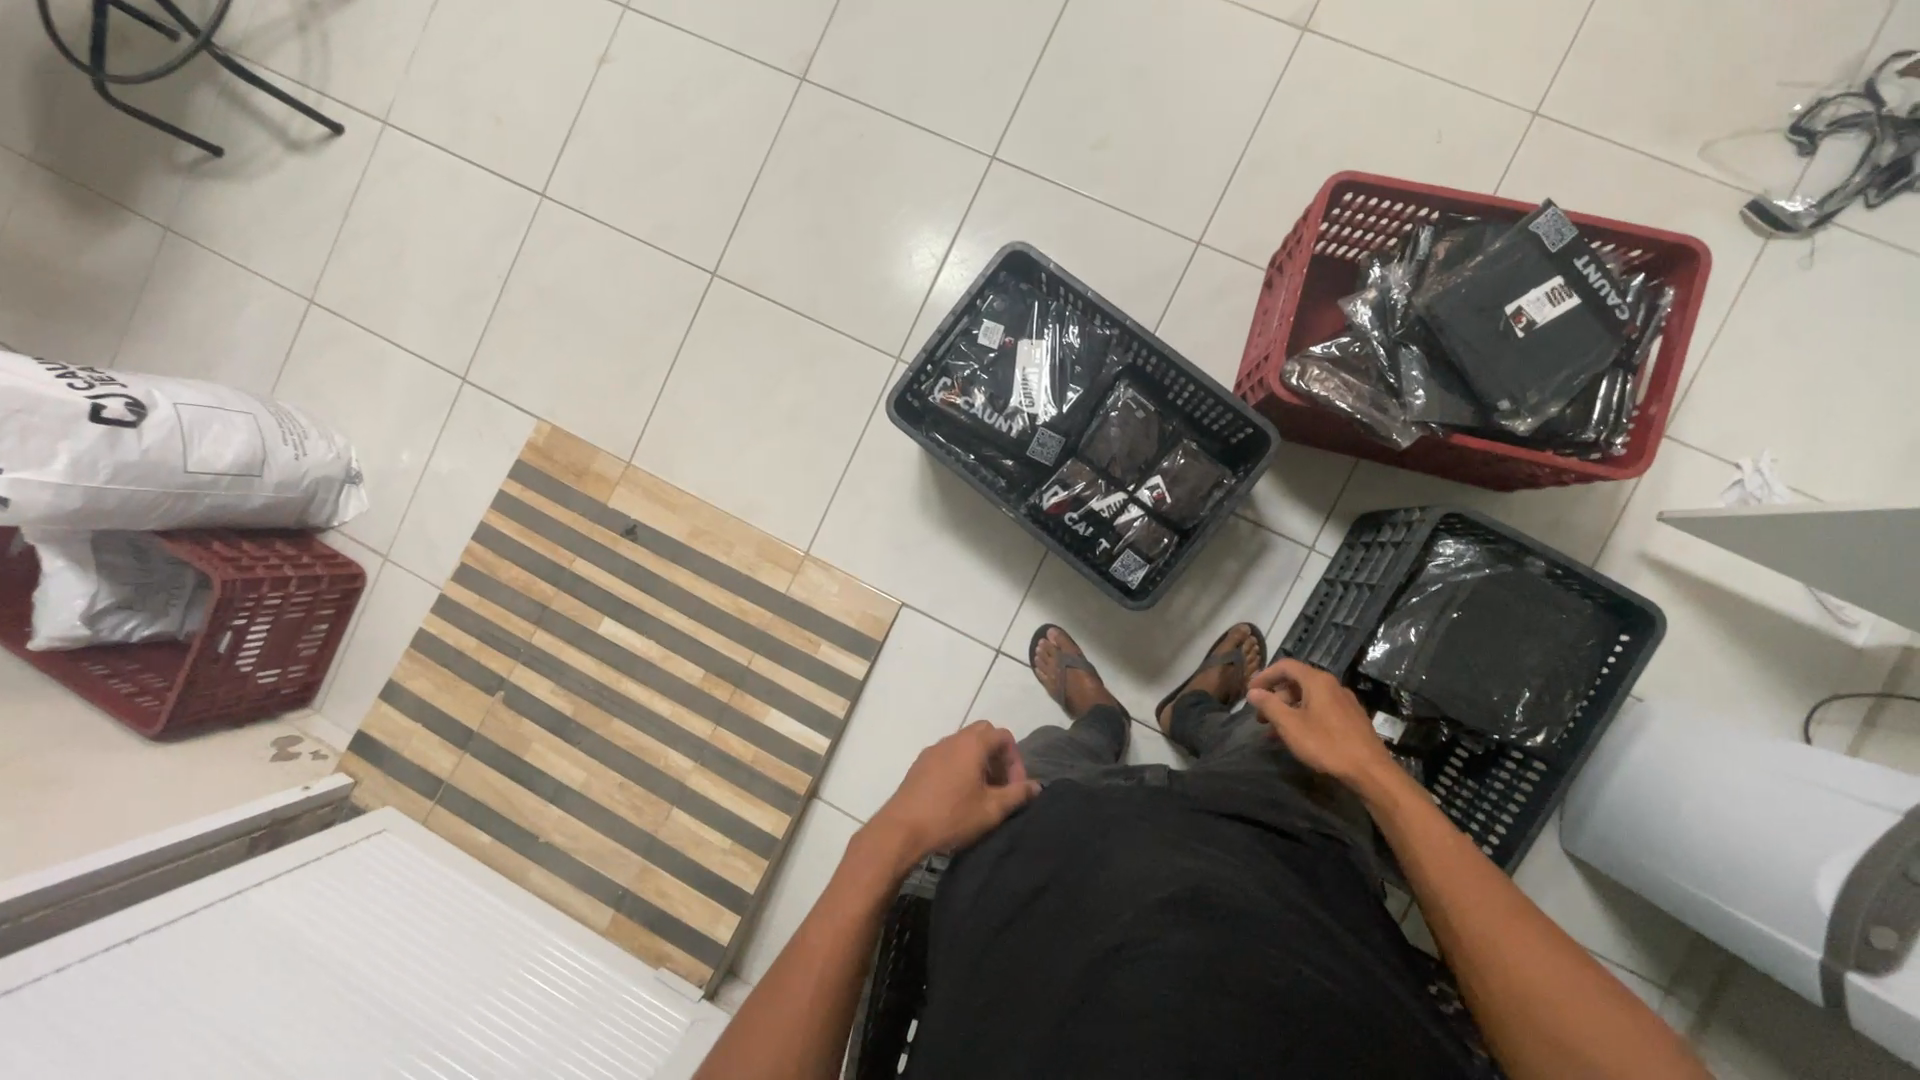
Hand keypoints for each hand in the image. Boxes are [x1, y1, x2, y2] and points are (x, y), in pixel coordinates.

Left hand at [867, 721, 1038, 862]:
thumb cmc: (951, 816)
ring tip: (982, 792)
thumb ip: (1017, 794)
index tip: (1015, 787)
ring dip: (979, 761)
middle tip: (1000, 785)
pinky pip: (948, 755)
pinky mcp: (920, 764)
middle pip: (983, 734)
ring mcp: (933, 750)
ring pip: (964, 744)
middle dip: (997, 756)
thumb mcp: (991, 810)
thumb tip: (1036, 786)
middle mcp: (952, 740)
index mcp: (971, 745)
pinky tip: (959, 794)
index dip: (1015, 760)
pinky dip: (960, 766)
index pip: (1003, 736)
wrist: (901, 829)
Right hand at [1246, 658, 1396, 789]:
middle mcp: (1332, 686)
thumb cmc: (1326, 744)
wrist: (1370, 771)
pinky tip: (1297, 736)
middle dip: (1275, 697)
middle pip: (1297, 682)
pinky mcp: (1351, 718)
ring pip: (1308, 698)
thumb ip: (1269, 705)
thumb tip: (1253, 692)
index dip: (1264, 676)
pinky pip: (1320, 709)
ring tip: (1274, 730)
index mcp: (1317, 681)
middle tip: (1260, 716)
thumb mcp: (1290, 725)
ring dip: (1288, 709)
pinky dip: (1303, 716)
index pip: (1285, 666)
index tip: (1250, 691)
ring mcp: (1344, 702)